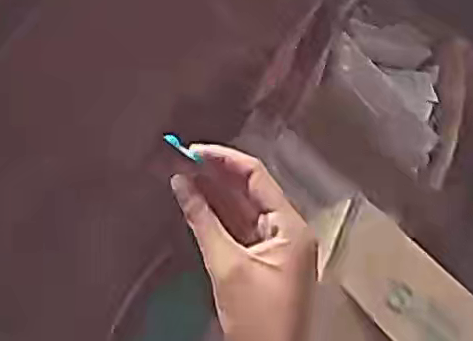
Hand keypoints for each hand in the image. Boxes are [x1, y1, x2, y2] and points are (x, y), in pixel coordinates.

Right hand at [171, 144, 316, 340]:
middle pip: (250, 189)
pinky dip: (219, 214)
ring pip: (243, 207)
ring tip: (185, 174)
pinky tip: (197, 201)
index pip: (256, 175)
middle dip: (217, 174)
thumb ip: (202, 219)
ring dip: (215, 192)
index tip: (195, 151)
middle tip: (185, 159)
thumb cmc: (258, 322)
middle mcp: (289, 230)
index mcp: (291, 226)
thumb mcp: (227, 266)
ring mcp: (278, 247)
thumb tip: (180, 182)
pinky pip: (241, 227)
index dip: (223, 159)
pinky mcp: (266, 262)